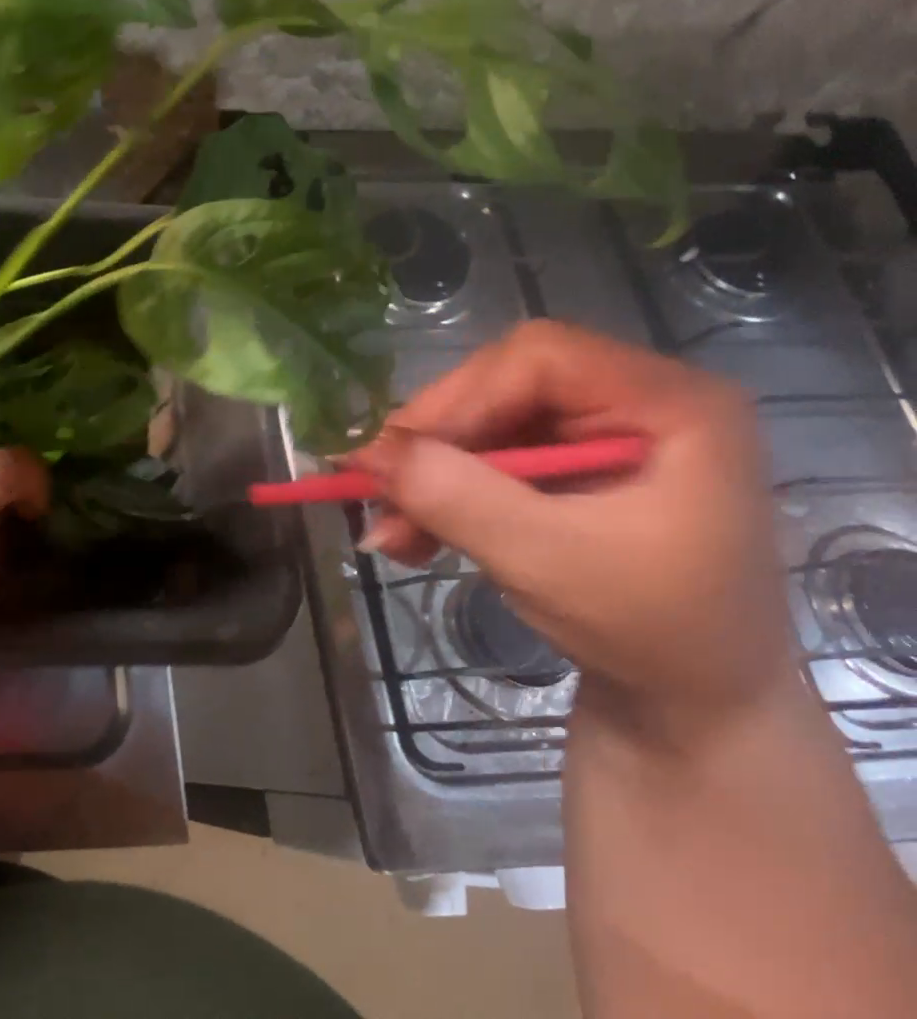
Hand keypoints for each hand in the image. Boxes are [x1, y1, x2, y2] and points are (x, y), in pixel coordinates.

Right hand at [345, 321, 800, 736]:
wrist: (695, 701)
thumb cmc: (648, 626)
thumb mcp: (543, 558)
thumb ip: (455, 496)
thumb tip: (364, 455)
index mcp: (670, 404)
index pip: (539, 358)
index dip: (458, 399)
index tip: (395, 458)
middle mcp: (637, 405)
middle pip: (504, 388)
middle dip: (434, 446)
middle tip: (377, 498)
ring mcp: (603, 441)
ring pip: (486, 429)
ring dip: (428, 479)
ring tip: (391, 537)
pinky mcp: (574, 476)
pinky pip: (489, 464)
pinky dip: (444, 498)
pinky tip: (415, 540)